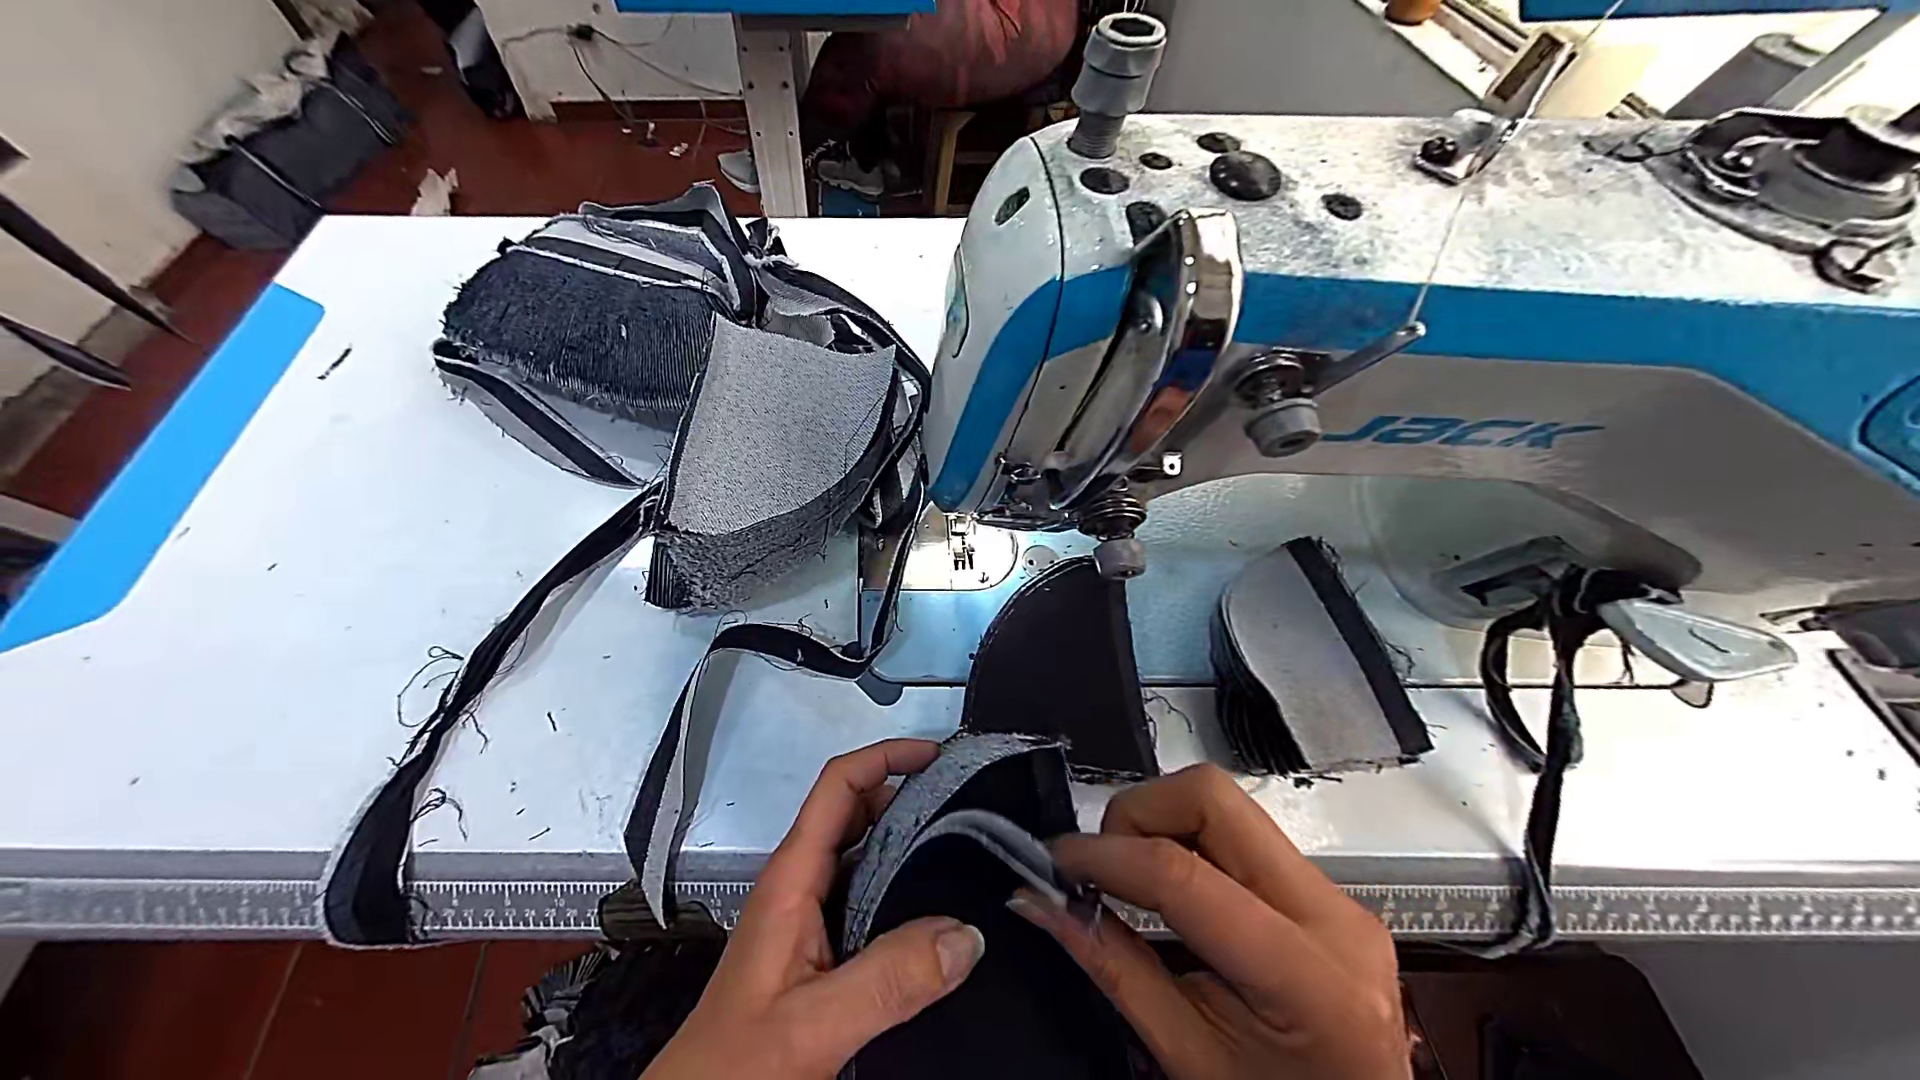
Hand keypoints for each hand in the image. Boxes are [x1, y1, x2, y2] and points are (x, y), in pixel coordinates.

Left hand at [644, 739, 986, 1079]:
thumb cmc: (735, 1065)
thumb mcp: (813, 1024)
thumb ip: (889, 981)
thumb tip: (968, 934)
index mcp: (791, 877)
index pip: (838, 785)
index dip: (885, 756)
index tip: (936, 755)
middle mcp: (800, 882)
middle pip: (855, 808)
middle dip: (906, 790)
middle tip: (964, 801)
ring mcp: (808, 912)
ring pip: (862, 849)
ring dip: (906, 834)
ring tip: (961, 842)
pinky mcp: (819, 943)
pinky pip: (868, 888)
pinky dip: (902, 877)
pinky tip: (935, 904)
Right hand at [1010, 764, 1410, 1078]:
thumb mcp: (1188, 1055)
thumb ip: (1113, 968)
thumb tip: (1043, 902)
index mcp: (1307, 977)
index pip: (1182, 873)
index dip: (1105, 855)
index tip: (1057, 861)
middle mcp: (1331, 914)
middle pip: (1211, 796)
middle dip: (1137, 812)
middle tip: (1102, 863)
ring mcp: (1333, 894)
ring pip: (1223, 800)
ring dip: (1158, 819)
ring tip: (1131, 874)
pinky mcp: (1322, 886)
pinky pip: (1237, 827)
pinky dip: (1184, 837)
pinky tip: (1168, 883)